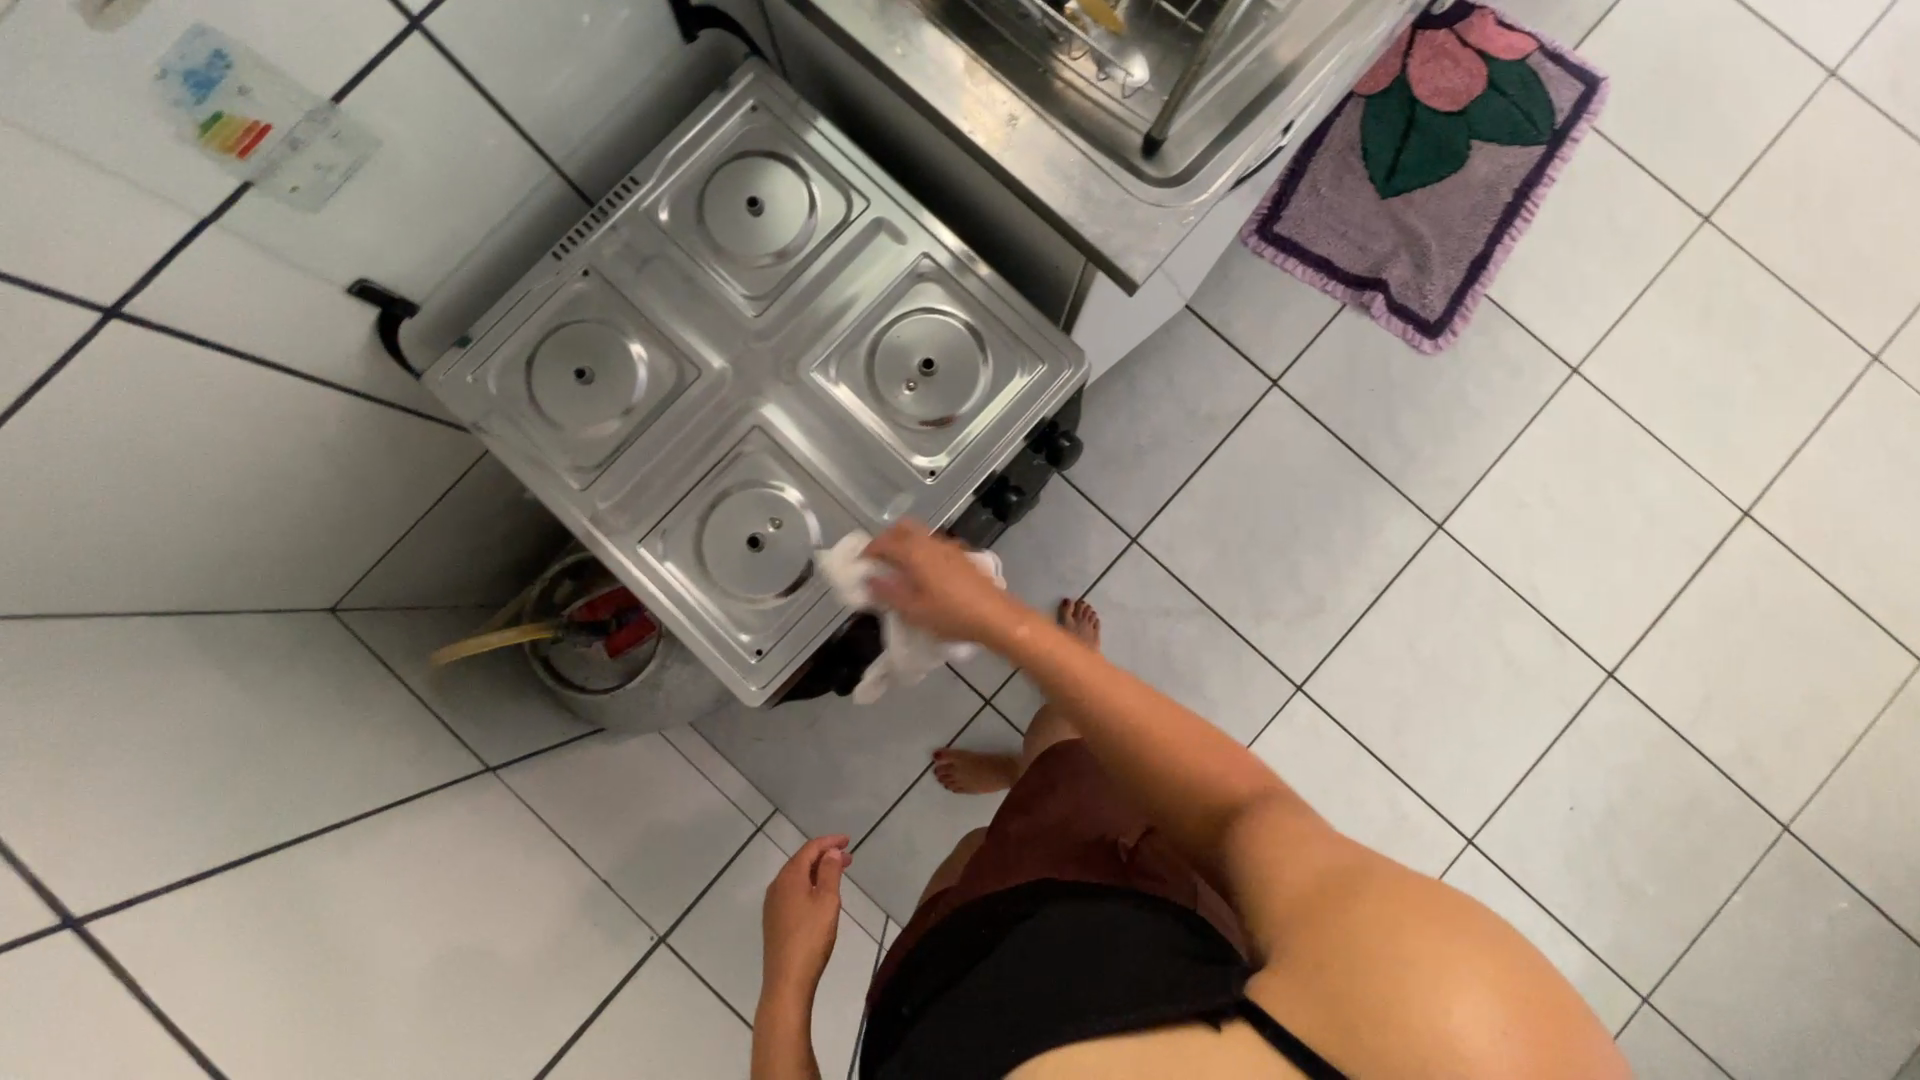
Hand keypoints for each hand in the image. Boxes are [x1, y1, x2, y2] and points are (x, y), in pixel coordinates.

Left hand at [761, 835, 850, 1000]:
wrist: (787, 980)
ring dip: (817, 871)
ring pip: (796, 877)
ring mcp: (773, 904)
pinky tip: (820, 896)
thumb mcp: (828, 901)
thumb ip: (830, 872)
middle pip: (801, 861)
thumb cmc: (811, 937)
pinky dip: (809, 885)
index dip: (829, 842)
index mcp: (789, 877)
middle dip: (825, 856)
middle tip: (848, 859)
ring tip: (837, 875)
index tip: (848, 840)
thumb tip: (830, 852)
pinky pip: (792, 892)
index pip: (810, 849)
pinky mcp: (774, 920)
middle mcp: (777, 886)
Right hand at [864, 520, 1025, 644]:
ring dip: (906, 545)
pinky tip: (924, 575)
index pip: (884, 541)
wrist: (995, 616)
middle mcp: (931, 542)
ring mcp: (950, 547)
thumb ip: (888, 592)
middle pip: (903, 528)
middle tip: (879, 560)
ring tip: (899, 570)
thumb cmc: (951, 614)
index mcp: (915, 552)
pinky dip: (922, 552)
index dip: (869, 550)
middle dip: (887, 539)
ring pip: (920, 535)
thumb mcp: (913, 610)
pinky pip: (934, 545)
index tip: (860, 563)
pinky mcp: (963, 556)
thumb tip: (870, 579)